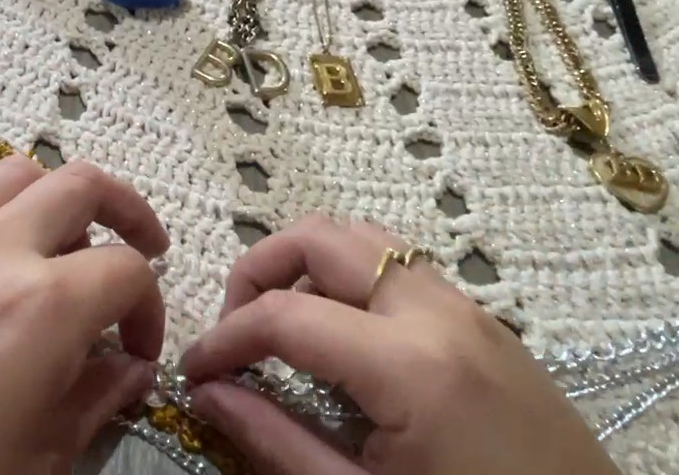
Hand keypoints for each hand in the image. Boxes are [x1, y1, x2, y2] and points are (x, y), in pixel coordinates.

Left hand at [0, 156, 169, 474]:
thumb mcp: (31, 461)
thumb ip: (93, 403)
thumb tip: (125, 368)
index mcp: (40, 306)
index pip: (126, 272)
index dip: (148, 307)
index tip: (136, 348)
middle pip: (83, 184)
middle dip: (127, 210)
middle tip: (140, 246)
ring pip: (18, 172)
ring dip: (54, 199)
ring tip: (59, 240)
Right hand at [182, 217, 619, 474]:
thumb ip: (277, 443)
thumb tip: (206, 393)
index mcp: (411, 365)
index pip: (285, 317)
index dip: (225, 337)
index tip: (194, 370)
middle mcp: (437, 309)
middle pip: (318, 237)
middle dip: (258, 269)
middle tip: (236, 330)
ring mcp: (467, 305)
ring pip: (359, 235)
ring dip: (305, 262)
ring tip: (282, 321)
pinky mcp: (485, 317)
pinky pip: (397, 262)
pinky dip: (348, 273)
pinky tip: (340, 331)